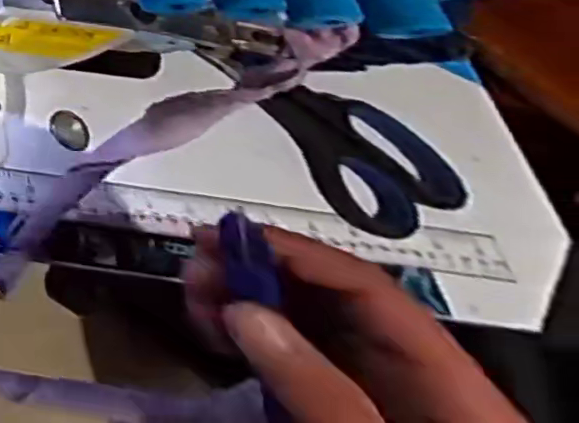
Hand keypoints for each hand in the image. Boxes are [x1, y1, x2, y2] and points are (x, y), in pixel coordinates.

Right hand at [184, 225, 524, 422]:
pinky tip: (217, 330)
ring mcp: (377, 393)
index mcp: (449, 386)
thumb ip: (319, 391)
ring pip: (303, 317)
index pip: (366, 287)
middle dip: (251, 272)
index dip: (291, 251)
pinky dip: (247, 328)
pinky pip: (292, 348)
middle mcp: (414, 378)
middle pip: (329, 296)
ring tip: (196, 302)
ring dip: (240, 296)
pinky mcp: (342, 406)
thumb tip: (242, 310)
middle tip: (194, 272)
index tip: (220, 238)